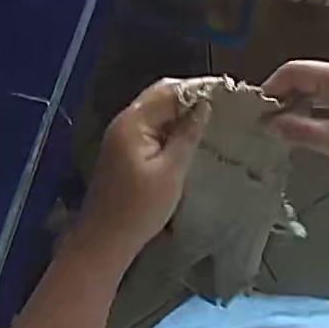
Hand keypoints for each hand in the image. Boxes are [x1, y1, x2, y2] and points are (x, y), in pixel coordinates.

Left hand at [74, 78, 210, 268]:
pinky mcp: (124, 149)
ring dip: (180, 110)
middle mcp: (125, 121)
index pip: (167, 91)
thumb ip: (186, 136)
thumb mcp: (170, 172)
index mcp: (133, 122)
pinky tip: (190, 134)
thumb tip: (203, 107)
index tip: (224, 89)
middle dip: (189, 95)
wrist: (104, 240)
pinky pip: (151, 126)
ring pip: (155, 111)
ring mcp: (122, 135)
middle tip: (221, 100)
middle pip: (159, 96)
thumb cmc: (139, 209)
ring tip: (212, 114)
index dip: (196, 87)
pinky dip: (171, 125)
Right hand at [263, 60, 328, 197]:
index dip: (272, 87)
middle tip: (269, 122)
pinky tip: (314, 133)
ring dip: (302, 106)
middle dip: (285, 97)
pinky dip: (319, 112)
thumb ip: (300, 131)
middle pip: (307, 77)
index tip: (258, 109)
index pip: (295, 70)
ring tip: (287, 131)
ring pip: (321, 90)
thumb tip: (270, 124)